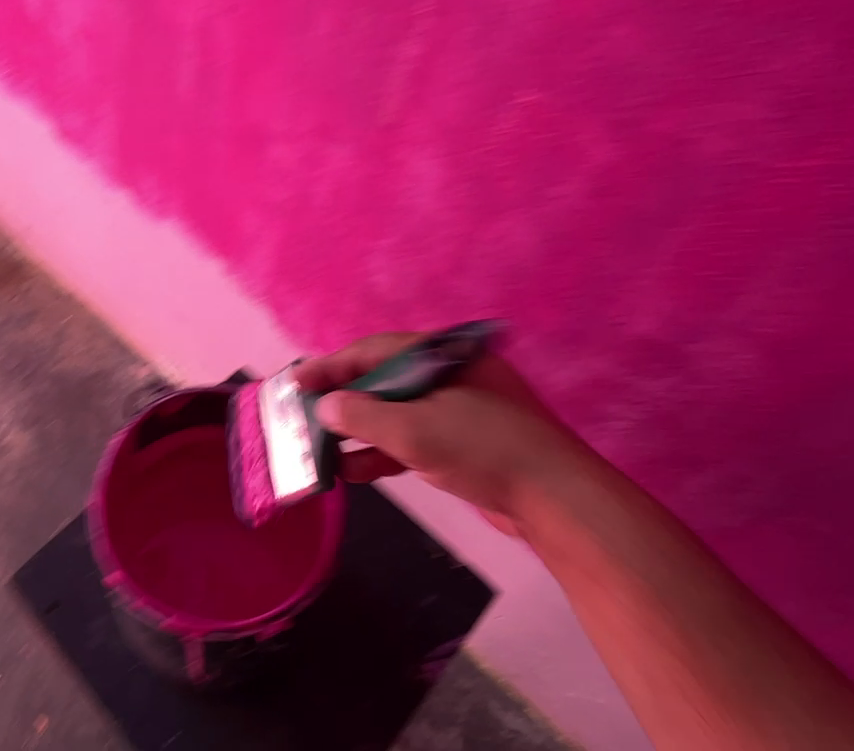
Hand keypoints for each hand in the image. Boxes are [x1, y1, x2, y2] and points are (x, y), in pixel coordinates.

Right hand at [300, 333, 591, 533]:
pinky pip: (413, 439)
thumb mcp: (415, 431)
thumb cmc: (484, 450)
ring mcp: (458, 411)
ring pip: (396, 414)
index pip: (373, 352)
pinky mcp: (464, 444)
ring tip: (322, 449)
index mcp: (442, 355)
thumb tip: (325, 407)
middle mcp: (448, 376)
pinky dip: (383, 453)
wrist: (558, 501)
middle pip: (383, 381)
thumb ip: (363, 417)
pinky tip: (355, 471)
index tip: (295, 382)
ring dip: (359, 432)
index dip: (330, 367)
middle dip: (342, 401)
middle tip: (304, 416)